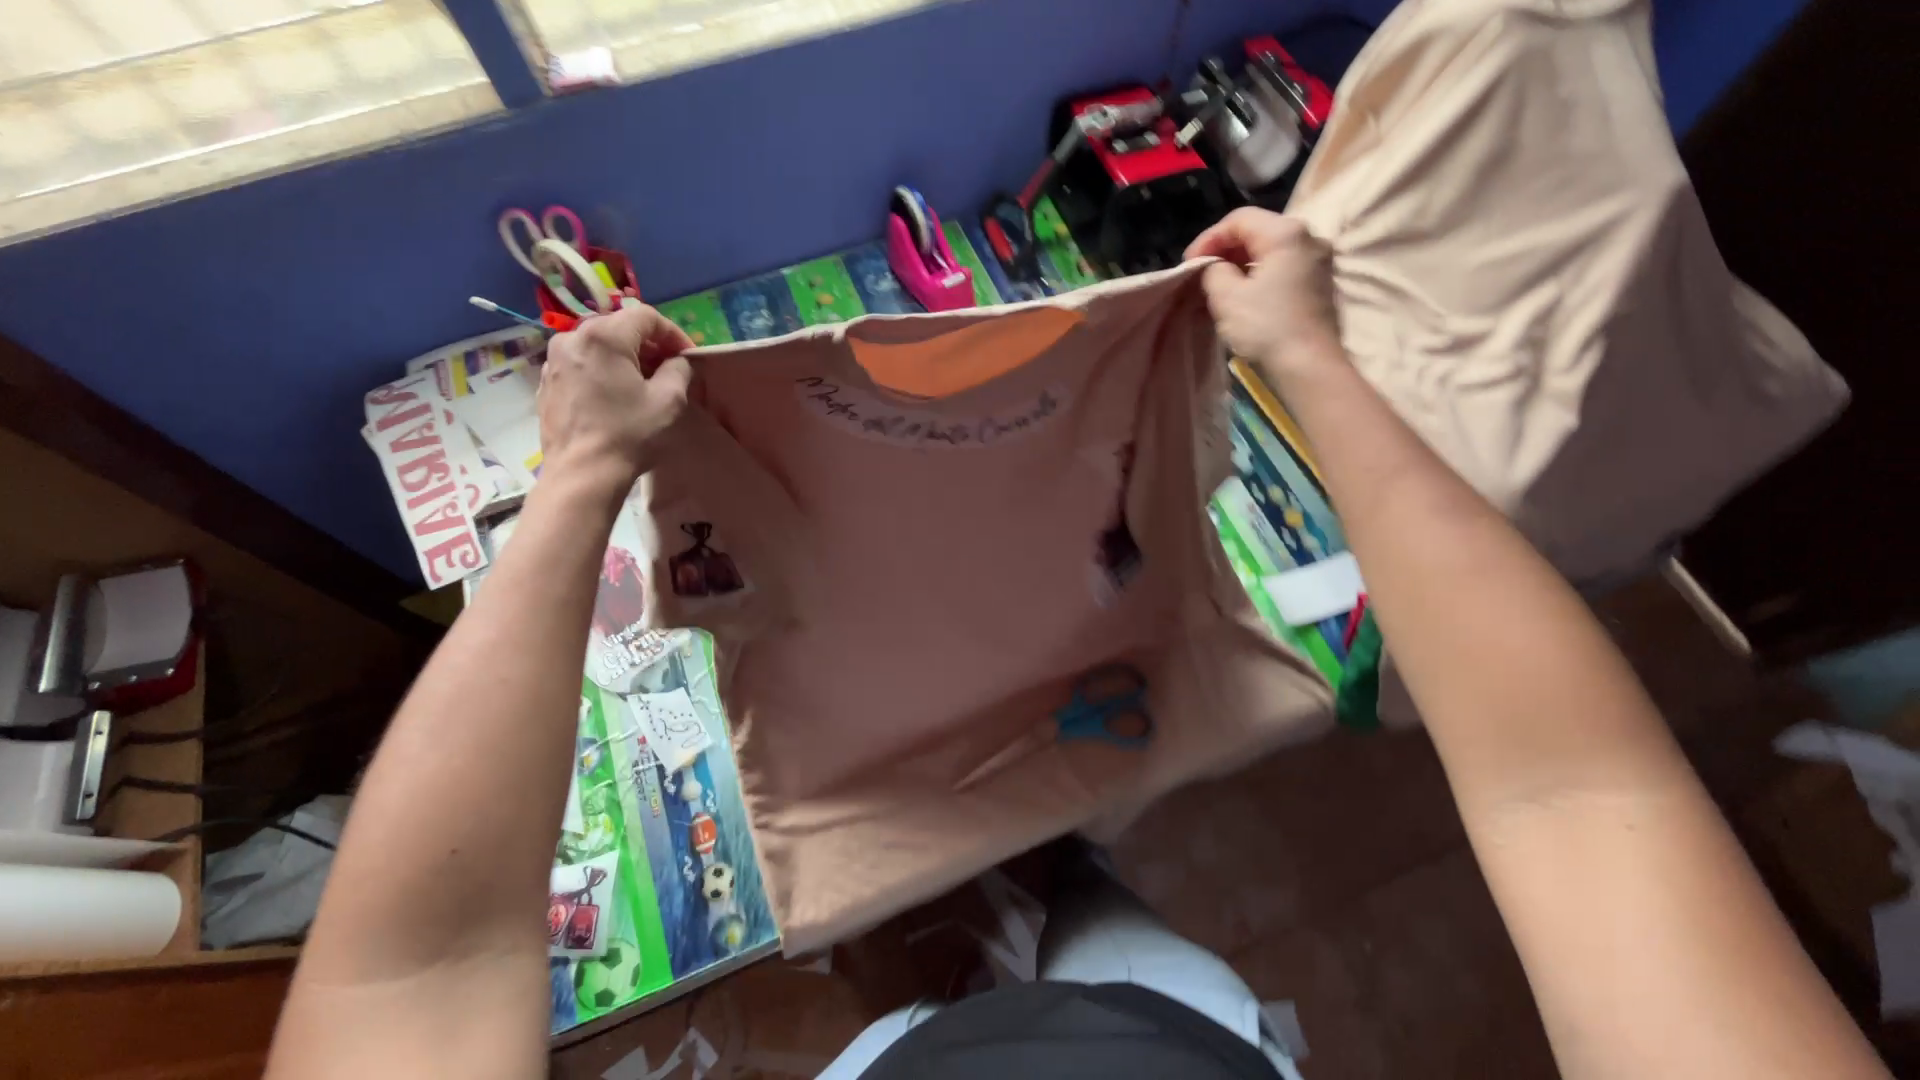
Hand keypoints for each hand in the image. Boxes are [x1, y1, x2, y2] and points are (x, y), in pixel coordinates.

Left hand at [536, 304, 693, 494]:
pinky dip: (602, 372)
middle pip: (618, 327)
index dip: (673, 333)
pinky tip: (615, 397)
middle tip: (668, 369)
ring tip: (642, 384)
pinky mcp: (546, 384)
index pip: (645, 316)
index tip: (688, 356)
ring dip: (624, 358)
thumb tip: (677, 361)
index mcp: (603, 336)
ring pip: (597, 346)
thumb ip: (679, 369)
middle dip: (647, 344)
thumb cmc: (629, 434)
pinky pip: (581, 365)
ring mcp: (553, 361)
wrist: (582, 474)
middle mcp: (572, 338)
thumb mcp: (669, 400)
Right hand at [1185, 209, 1343, 375]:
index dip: (1208, 239)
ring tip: (1220, 286)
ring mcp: (1320, 260)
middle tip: (1202, 273)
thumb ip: (1213, 271)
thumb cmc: (1266, 328)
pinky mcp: (1321, 283)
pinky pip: (1284, 267)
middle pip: (1258, 231)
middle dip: (1226, 249)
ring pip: (1271, 250)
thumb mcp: (1227, 296)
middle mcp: (1309, 237)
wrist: (1309, 366)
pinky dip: (1261, 275)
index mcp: (1286, 233)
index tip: (1189, 264)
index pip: (1238, 220)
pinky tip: (1246, 296)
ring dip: (1242, 263)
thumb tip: (1216, 267)